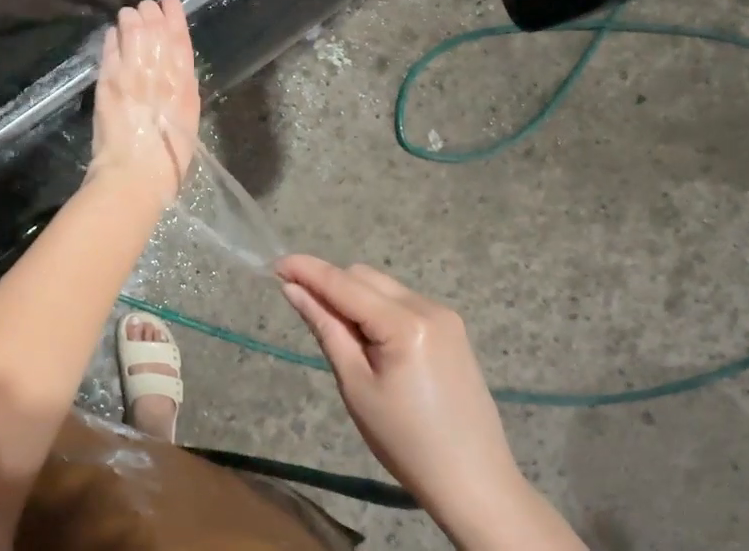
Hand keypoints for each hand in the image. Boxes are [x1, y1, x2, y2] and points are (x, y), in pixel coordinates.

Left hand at [88, 0, 199, 202]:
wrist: (134, 175)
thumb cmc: (167, 160)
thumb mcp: (186, 122)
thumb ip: (180, 92)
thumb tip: (174, 73)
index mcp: (184, 85)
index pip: (180, 39)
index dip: (175, 16)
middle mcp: (159, 73)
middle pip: (154, 30)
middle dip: (150, 13)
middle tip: (145, 6)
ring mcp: (131, 74)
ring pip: (131, 32)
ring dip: (129, 20)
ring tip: (128, 15)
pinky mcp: (107, 82)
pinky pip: (110, 50)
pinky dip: (111, 38)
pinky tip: (111, 33)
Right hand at [274, 256, 521, 513]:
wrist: (475, 484)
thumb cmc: (406, 440)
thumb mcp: (355, 385)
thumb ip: (325, 328)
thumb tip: (293, 289)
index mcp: (405, 324)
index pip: (342, 282)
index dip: (305, 269)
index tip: (273, 265)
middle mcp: (429, 308)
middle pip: (363, 276)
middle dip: (329, 283)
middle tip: (300, 306)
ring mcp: (445, 318)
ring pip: (382, 287)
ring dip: (351, 295)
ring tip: (337, 331)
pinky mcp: (452, 332)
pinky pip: (401, 303)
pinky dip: (375, 308)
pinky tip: (368, 339)